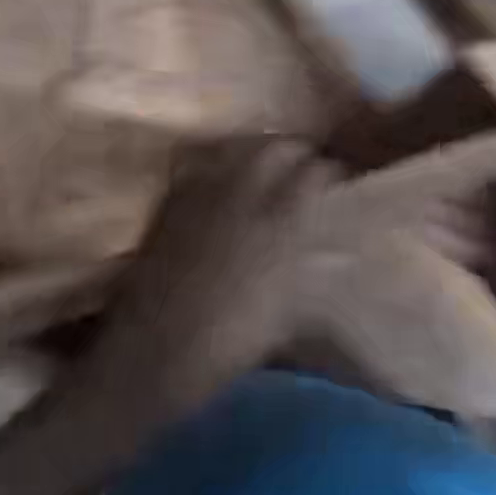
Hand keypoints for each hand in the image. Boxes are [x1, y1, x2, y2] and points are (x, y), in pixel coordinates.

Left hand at [90, 136, 336, 399]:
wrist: (157, 347)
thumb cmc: (230, 341)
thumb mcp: (287, 309)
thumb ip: (304, 265)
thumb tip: (323, 246)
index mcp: (278, 225)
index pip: (313, 173)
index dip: (330, 169)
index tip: (338, 175)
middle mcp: (239, 197)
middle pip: (272, 147)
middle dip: (295, 150)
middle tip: (306, 162)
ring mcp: (198, 196)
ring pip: (232, 149)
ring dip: (254, 150)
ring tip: (266, 164)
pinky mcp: (168, 204)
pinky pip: (196, 166)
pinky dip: (216, 164)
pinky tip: (221, 180)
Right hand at [429, 107, 495, 345]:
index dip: (493, 147)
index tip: (457, 129)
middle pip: (488, 190)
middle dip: (459, 178)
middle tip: (420, 160)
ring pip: (468, 216)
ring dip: (442, 206)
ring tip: (406, 190)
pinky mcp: (491, 270)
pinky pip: (457, 247)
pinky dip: (438, 236)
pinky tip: (413, 223)